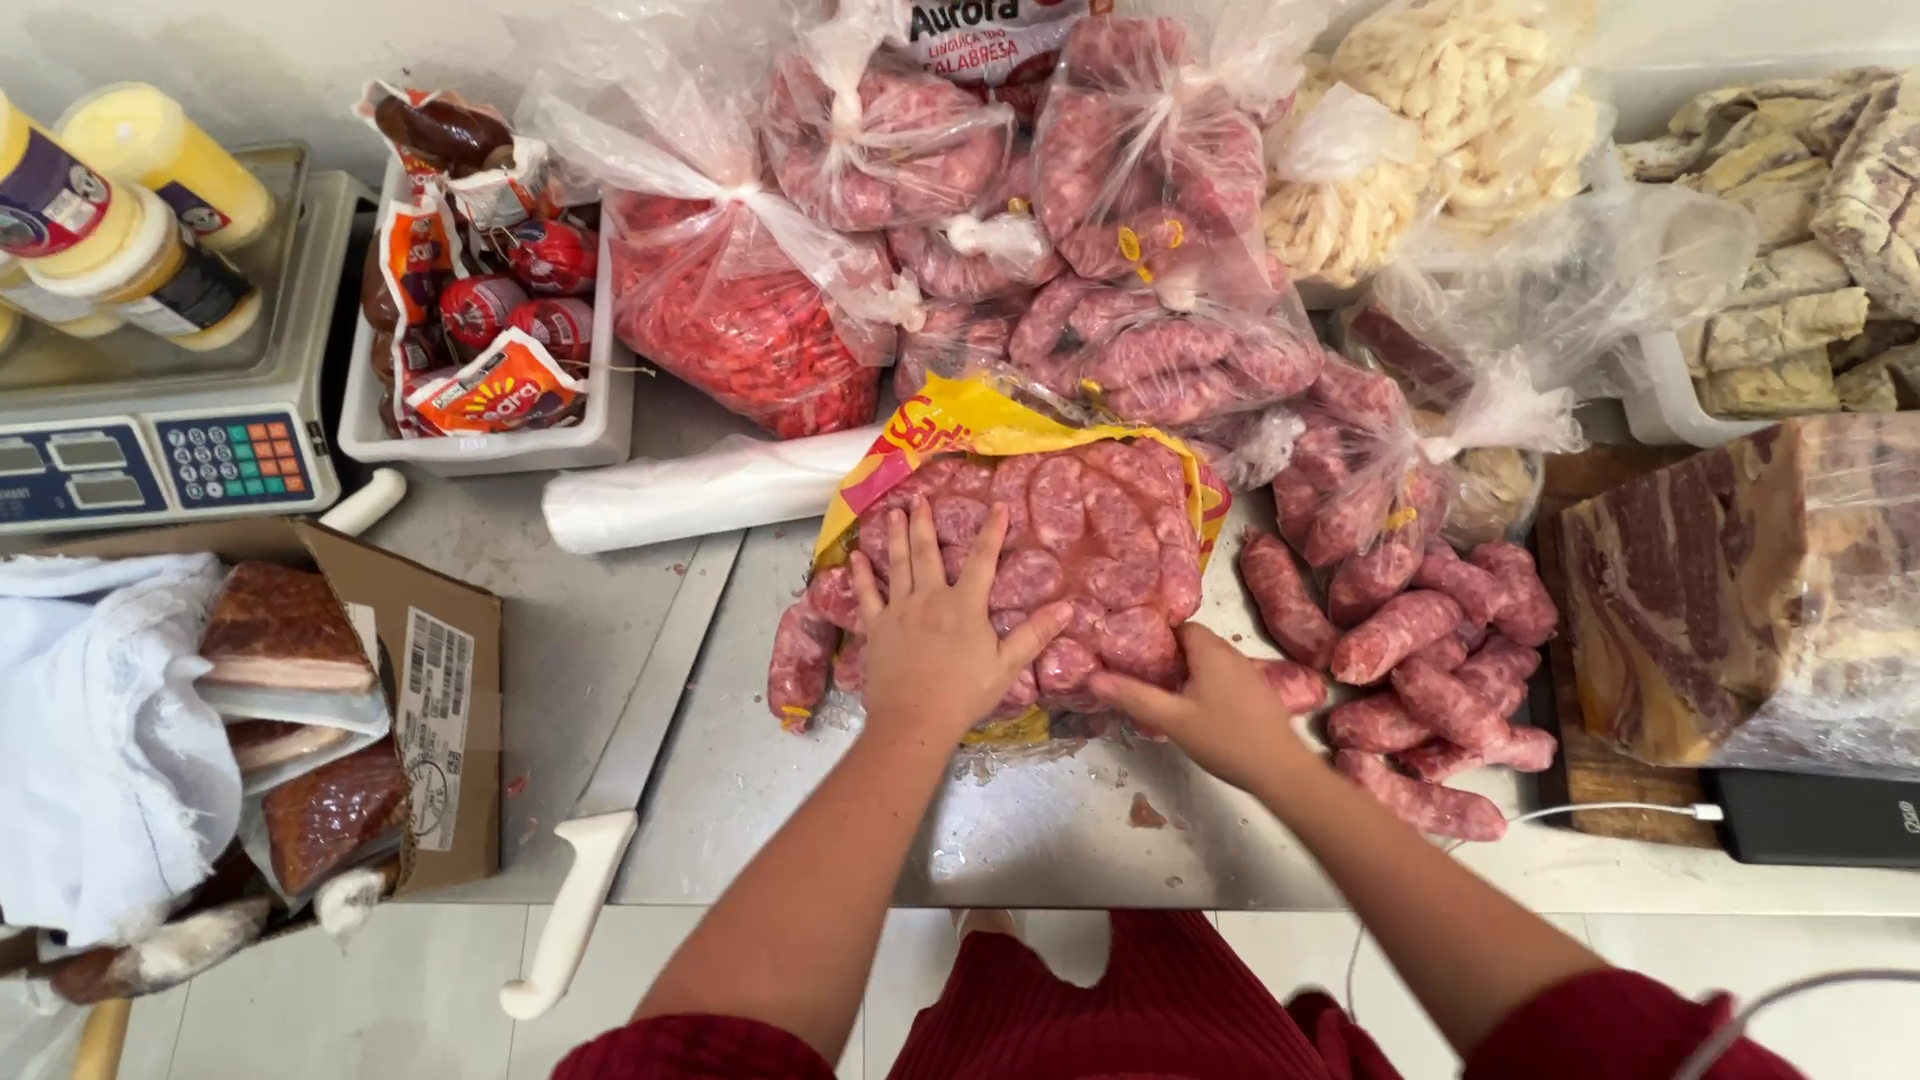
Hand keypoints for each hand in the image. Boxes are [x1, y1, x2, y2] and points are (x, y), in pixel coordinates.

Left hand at [850, 496, 1070, 744]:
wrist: (915, 718)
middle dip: (925, 522)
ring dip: (896, 536)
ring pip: (898, 564)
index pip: (982, 559)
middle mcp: (931, 598)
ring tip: (892, 512)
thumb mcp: (1007, 665)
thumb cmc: (965, 694)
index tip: (998, 505)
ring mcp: (900, 610)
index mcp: (965, 605)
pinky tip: (855, 556)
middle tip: (919, 497)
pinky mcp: (877, 627)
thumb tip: (1067, 607)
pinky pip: (867, 595)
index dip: (992, 531)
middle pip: (928, 552)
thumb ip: (1035, 634)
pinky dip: (861, 575)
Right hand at [1090, 623, 1320, 792]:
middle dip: (1170, 653)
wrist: (1282, 771)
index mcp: (1211, 652)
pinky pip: (1225, 676)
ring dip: (1189, 669)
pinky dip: (1207, 683)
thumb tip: (1093, 678)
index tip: (1136, 651)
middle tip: (1144, 673)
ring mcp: (1250, 674)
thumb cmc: (1225, 739)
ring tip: (1165, 690)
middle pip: (1195, 642)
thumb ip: (1133, 696)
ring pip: (1211, 660)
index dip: (1158, 635)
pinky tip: (1197, 708)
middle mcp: (1232, 655)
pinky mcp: (1258, 694)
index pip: (1181, 626)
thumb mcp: (1172, 719)